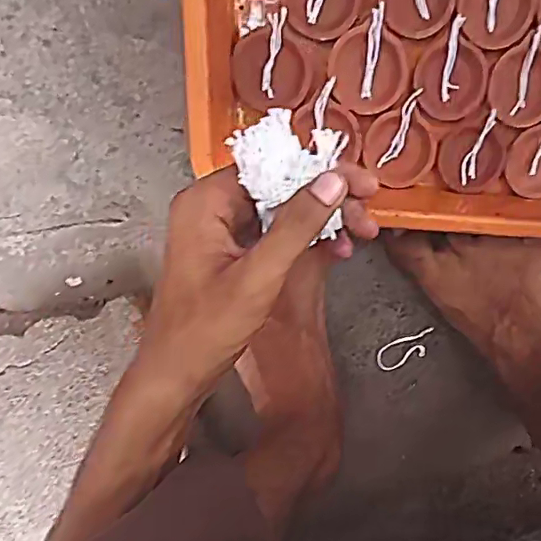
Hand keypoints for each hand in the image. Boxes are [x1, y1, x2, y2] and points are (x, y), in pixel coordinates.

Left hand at [140, 163, 378, 398]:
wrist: (177, 374)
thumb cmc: (202, 332)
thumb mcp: (258, 276)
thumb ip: (296, 226)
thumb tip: (330, 183)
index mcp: (206, 204)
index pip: (272, 166)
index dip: (320, 170)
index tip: (357, 180)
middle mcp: (211, 209)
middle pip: (280, 184)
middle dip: (327, 198)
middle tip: (363, 210)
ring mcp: (221, 230)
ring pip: (282, 207)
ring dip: (321, 218)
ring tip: (357, 232)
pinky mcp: (232, 251)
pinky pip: (275, 231)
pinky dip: (305, 238)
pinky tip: (334, 248)